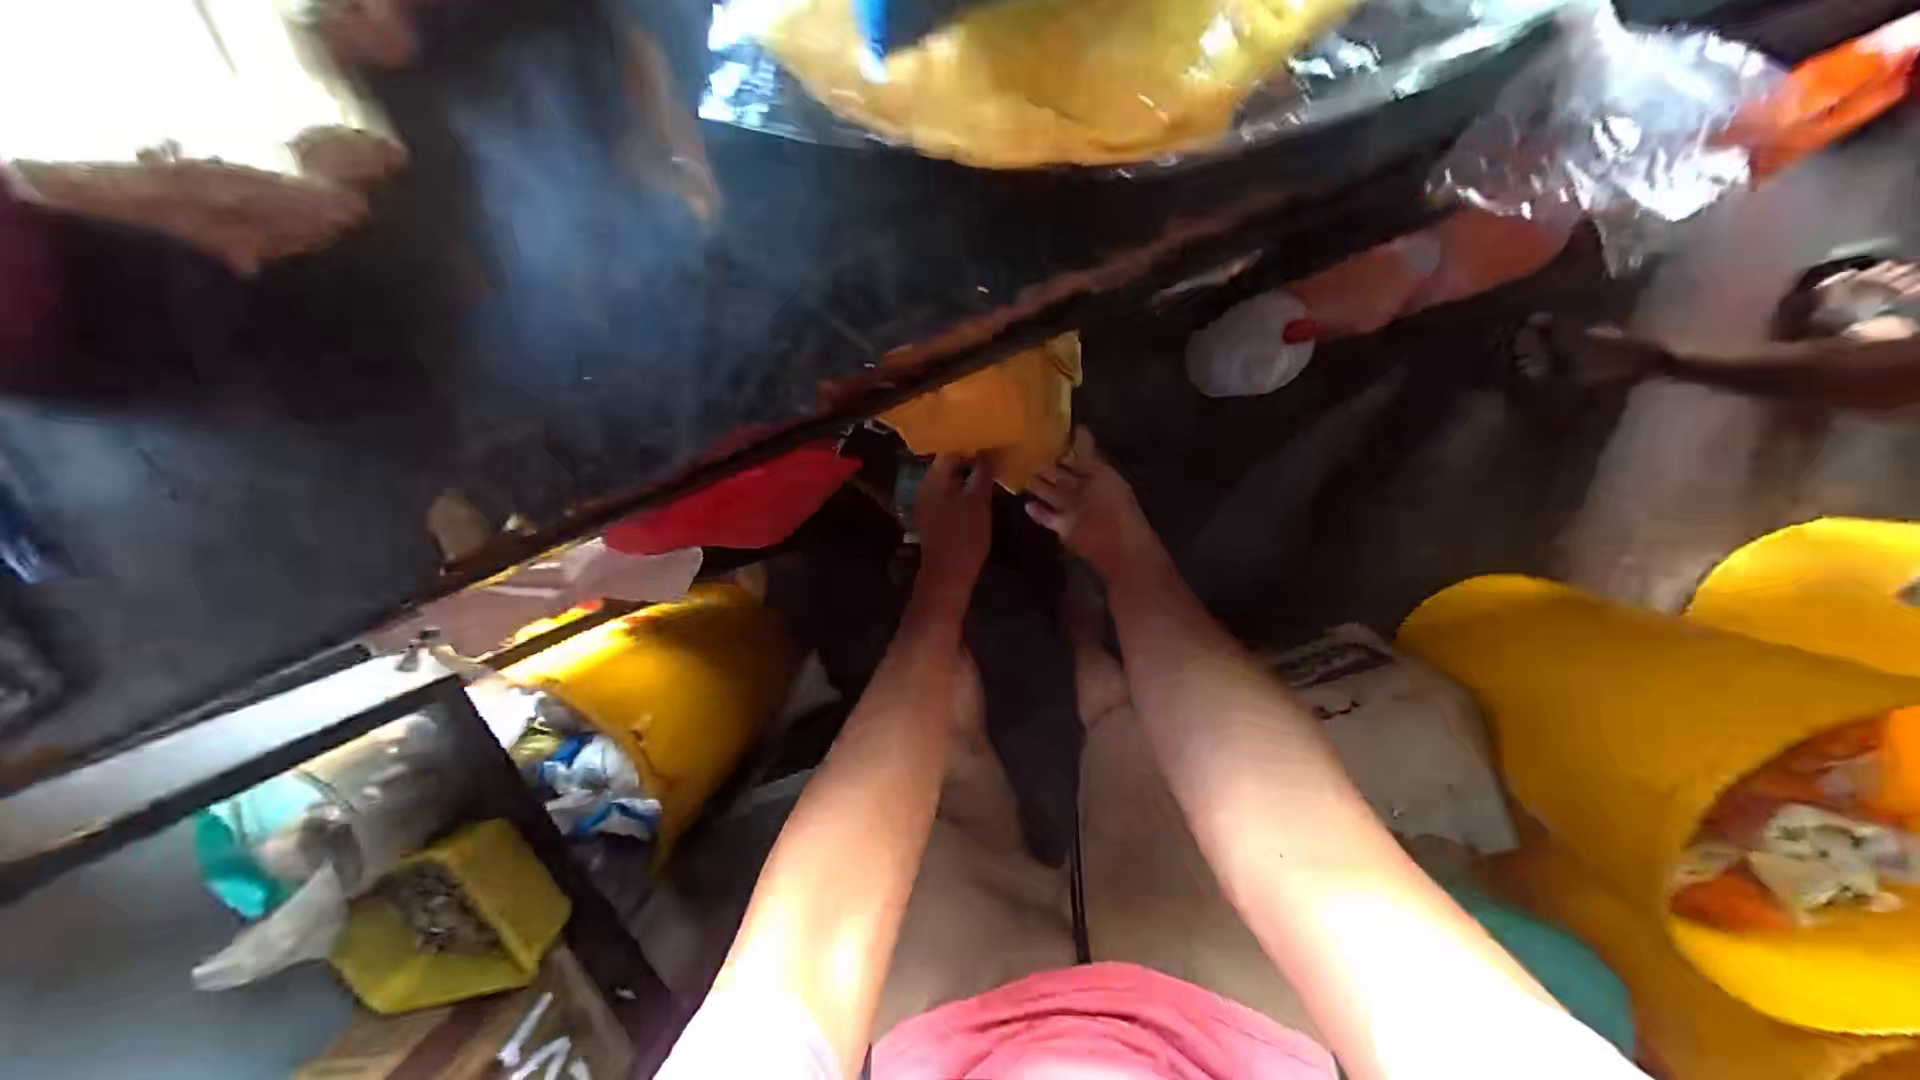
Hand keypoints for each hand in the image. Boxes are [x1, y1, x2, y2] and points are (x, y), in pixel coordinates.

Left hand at [915, 453, 993, 610]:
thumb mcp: (979, 500)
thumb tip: (990, 448)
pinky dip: (962, 486)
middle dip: (971, 455)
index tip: (992, 437)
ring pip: (949, 476)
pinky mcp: (933, 513)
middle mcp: (926, 483)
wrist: (947, 573)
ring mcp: (927, 499)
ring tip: (991, 466)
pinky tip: (978, 487)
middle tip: (995, 450)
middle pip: (949, 460)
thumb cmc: (964, 535)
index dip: (972, 441)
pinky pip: (948, 490)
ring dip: (968, 471)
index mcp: (935, 477)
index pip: (952, 447)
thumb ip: (984, 471)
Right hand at [1026, 427, 1156, 577]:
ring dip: (1035, 486)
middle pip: (1057, 475)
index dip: (1059, 448)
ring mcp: (1069, 508)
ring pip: (1048, 493)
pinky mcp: (1062, 526)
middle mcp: (1079, 489)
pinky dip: (1037, 512)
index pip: (1072, 457)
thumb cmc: (1115, 505)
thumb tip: (1078, 428)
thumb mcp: (1102, 473)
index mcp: (1091, 474)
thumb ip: (1088, 454)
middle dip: (1042, 465)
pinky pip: (1047, 517)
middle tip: (1021, 452)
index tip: (1041, 435)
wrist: (1119, 543)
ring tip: (1018, 474)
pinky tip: (1027, 504)